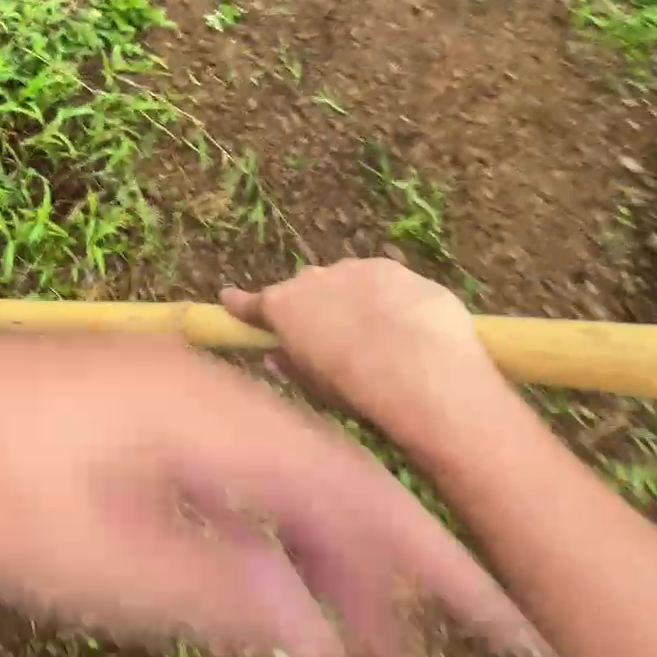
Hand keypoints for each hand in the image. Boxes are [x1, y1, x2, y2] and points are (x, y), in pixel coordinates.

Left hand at [0, 335, 535, 656]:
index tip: (511, 628)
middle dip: (363, 558)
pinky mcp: (106, 385)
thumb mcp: (92, 555)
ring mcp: (141, 374)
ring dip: (295, 531)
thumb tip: (313, 625)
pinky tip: (233, 550)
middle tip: (391, 650)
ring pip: (254, 454)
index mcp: (196, 409)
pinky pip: (201, 443)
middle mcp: (183, 377)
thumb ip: (210, 588)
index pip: (350, 484)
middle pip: (309, 465)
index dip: (435, 560)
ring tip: (320, 615)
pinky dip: (234, 502)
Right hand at [220, 258, 506, 445]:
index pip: (248, 302)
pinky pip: (387, 282)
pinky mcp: (397, 269)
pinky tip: (413, 325)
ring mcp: (354, 269)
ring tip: (383, 332)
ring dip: (355, 298)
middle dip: (314, 304)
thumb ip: (291, 363)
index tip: (230, 300)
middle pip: (305, 287)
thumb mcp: (314, 384)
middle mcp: (310, 279)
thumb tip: (277, 356)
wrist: (426, 375)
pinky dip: (392, 298)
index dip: (240, 304)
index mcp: (281, 306)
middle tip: (334, 334)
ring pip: (348, 281)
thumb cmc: (356, 387)